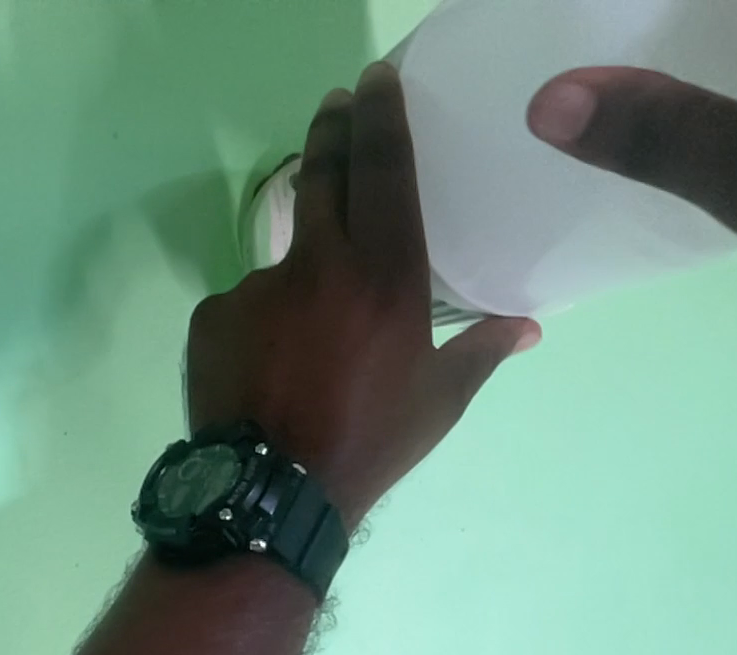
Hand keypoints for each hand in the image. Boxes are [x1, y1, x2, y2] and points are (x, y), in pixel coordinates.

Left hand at [185, 62, 539, 523]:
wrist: (270, 490)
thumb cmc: (366, 445)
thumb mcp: (438, 403)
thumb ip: (480, 351)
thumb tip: (527, 325)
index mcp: (384, 276)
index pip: (384, 171)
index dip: (380, 118)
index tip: (373, 83)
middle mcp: (317, 265)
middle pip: (323, 177)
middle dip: (331, 132)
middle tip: (333, 106)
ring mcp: (255, 288)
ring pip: (280, 266)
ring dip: (294, 285)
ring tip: (298, 347)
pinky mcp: (210, 316)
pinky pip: (239, 309)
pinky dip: (255, 326)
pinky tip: (261, 369)